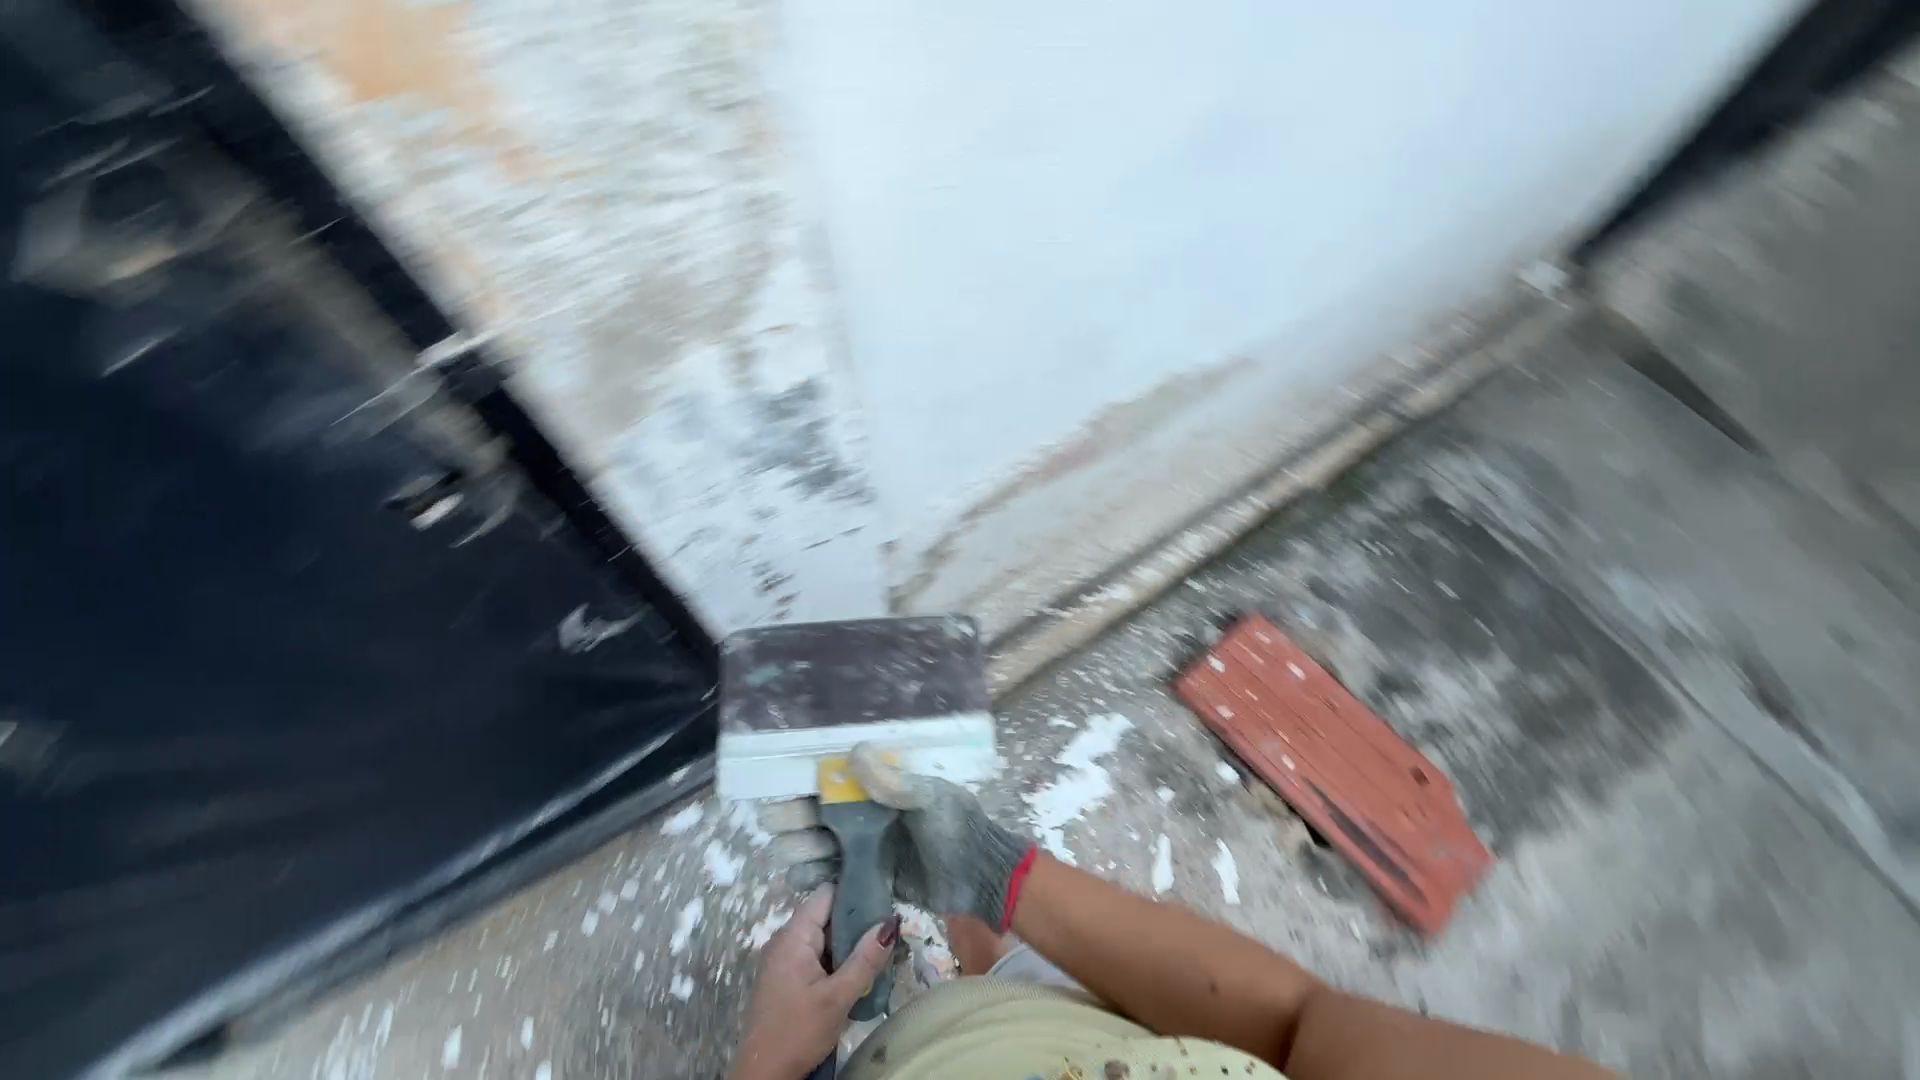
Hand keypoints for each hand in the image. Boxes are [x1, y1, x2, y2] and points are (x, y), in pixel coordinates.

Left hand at [730, 885, 895, 1079]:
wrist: (762, 1076)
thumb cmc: (798, 1033)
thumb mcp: (838, 997)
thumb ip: (865, 959)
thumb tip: (891, 922)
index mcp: (793, 936)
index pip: (826, 894)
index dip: (853, 893)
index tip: (881, 903)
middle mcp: (784, 939)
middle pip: (824, 915)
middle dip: (854, 922)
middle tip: (884, 933)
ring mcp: (781, 958)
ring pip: (821, 937)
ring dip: (845, 944)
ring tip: (875, 952)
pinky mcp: (783, 977)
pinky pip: (812, 954)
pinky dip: (833, 959)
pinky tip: (853, 972)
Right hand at [766, 745, 1035, 928]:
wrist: (980, 876)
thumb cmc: (957, 828)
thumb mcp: (930, 799)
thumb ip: (894, 783)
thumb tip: (854, 752)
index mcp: (880, 788)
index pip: (834, 781)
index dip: (805, 782)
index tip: (780, 786)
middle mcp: (866, 815)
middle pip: (818, 814)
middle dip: (793, 816)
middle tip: (774, 823)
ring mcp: (864, 848)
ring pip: (819, 846)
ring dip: (799, 847)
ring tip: (785, 852)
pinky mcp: (867, 877)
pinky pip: (832, 876)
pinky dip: (812, 877)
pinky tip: (799, 878)